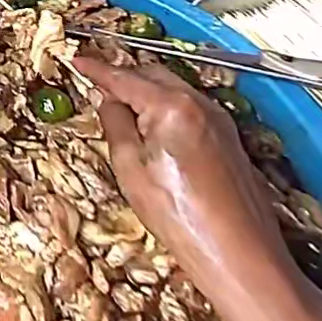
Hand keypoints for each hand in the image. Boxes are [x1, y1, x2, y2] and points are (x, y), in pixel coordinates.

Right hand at [74, 58, 296, 286]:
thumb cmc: (179, 216)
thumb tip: (107, 99)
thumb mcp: (130, 169)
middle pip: (152, 74)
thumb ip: (114, 123)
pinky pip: (190, 107)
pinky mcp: (229, 138)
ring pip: (173, 89)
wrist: (242, 259)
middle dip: (125, 77)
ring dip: (147, 92)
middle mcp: (198, 102)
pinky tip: (157, 130)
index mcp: (171, 105)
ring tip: (125, 111)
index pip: (124, 78)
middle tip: (99, 88)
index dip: (97, 69)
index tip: (79, 60)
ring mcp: (218, 119)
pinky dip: (167, 108)